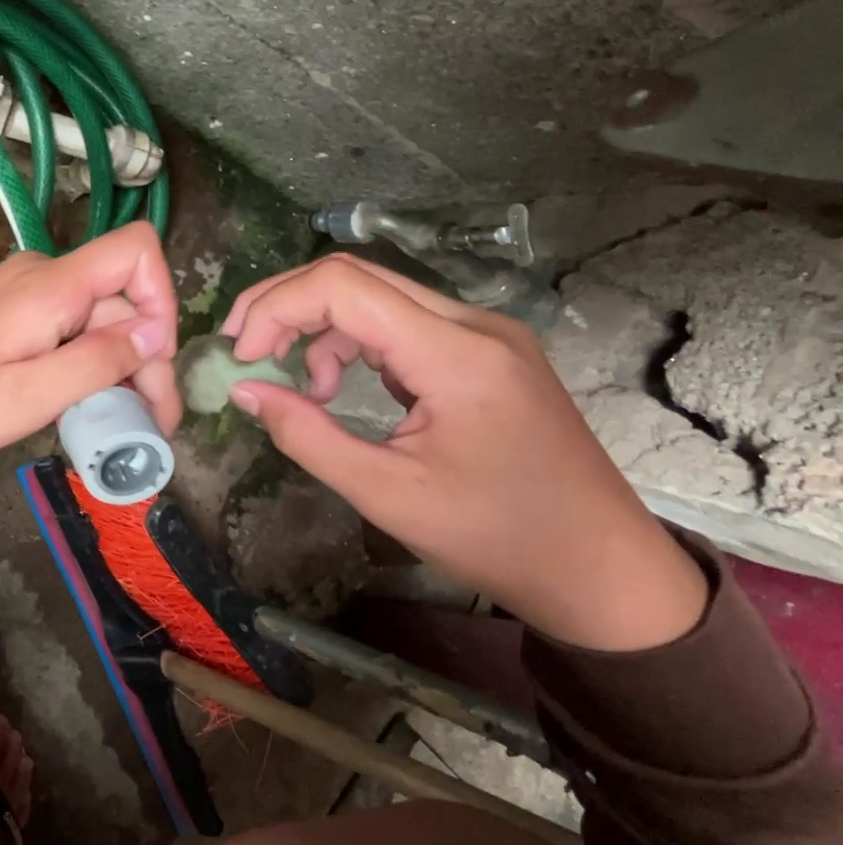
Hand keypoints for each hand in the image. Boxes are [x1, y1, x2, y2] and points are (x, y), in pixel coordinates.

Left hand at [0, 222, 178, 467]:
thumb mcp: (31, 396)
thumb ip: (97, 360)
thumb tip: (156, 331)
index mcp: (47, 286)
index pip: (134, 251)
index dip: (162, 300)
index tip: (154, 362)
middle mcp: (40, 274)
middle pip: (121, 296)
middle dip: (146, 356)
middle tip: (152, 422)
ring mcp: (23, 290)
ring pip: (98, 314)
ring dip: (120, 363)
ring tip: (126, 420)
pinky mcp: (12, 310)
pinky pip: (69, 324)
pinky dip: (88, 359)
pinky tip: (87, 400)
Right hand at [221, 254, 707, 651]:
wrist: (605, 570)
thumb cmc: (496, 538)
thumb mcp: (386, 494)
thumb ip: (306, 435)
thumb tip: (243, 391)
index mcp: (455, 355)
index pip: (341, 286)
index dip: (274, 309)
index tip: (240, 358)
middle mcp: (473, 325)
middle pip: (353, 275)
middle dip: (283, 304)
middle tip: (242, 350)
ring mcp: (483, 335)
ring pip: (374, 293)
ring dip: (316, 326)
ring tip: (296, 385)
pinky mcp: (483, 351)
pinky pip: (399, 320)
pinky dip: (350, 341)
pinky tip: (338, 387)